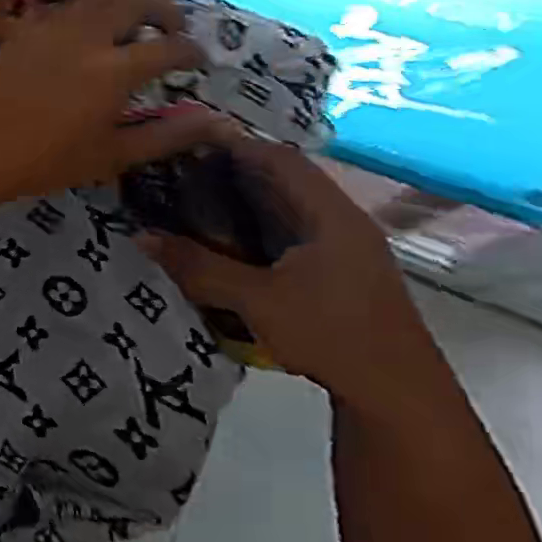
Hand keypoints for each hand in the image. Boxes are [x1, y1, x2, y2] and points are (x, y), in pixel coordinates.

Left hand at [0, 0, 222, 201]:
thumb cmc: (47, 161)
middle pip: (134, 3)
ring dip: (124, 4)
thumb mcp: (112, 155)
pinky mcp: (21, 31)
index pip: (168, 47)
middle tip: (173, 28)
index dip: (192, 52)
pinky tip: (87, 30)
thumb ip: (166, 135)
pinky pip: (62, 8)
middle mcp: (83, 38)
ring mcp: (48, 29)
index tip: (199, 61)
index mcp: (112, 69)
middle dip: (163, 10)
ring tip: (135, 24)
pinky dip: (86, 10)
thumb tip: (213, 121)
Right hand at [138, 139, 441, 408]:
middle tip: (182, 172)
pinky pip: (293, 232)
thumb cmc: (332, 335)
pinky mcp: (340, 273)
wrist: (399, 398)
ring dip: (247, 199)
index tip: (188, 143)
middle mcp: (343, 223)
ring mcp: (346, 249)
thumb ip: (199, 266)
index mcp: (331, 217)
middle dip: (234, 171)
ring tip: (196, 200)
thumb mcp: (255, 299)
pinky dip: (259, 225)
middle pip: (286, 179)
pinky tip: (229, 239)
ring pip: (290, 207)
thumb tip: (142, 237)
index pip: (281, 159)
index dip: (236, 145)